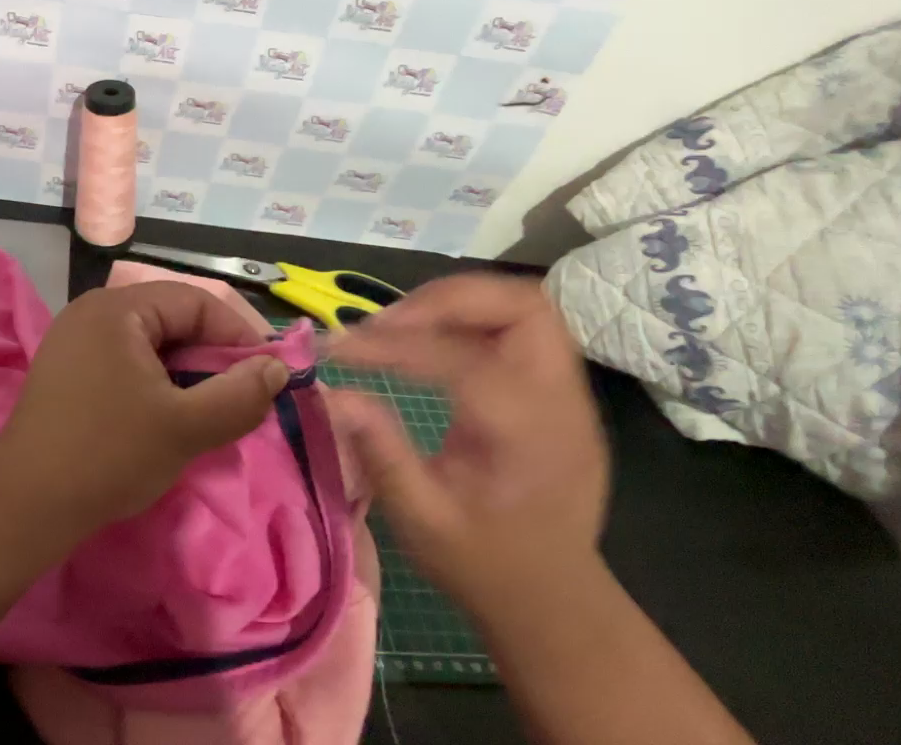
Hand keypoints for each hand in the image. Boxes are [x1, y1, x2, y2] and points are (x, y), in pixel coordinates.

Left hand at [0, 282, 290, 540]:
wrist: (25, 503)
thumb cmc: (109, 455)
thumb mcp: (186, 428)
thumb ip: (239, 395)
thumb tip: (275, 368)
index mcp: (117, 308)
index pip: (196, 301)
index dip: (238, 335)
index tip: (267, 374)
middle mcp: (92, 311)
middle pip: (171, 317)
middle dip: (212, 355)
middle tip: (240, 395)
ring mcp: (74, 339)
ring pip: (150, 342)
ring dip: (185, 371)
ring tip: (208, 410)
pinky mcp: (66, 369)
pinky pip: (125, 360)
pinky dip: (155, 381)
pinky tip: (167, 415)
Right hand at [327, 274, 607, 616]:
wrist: (554, 599)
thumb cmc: (484, 565)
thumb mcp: (421, 521)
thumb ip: (381, 452)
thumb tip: (332, 393)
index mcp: (526, 436)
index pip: (464, 358)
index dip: (394, 344)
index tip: (338, 347)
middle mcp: (560, 402)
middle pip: (520, 306)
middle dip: (444, 300)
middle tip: (383, 323)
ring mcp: (568, 393)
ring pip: (523, 306)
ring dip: (459, 303)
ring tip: (400, 325)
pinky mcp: (559, 391)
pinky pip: (521, 328)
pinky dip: (471, 319)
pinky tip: (429, 340)